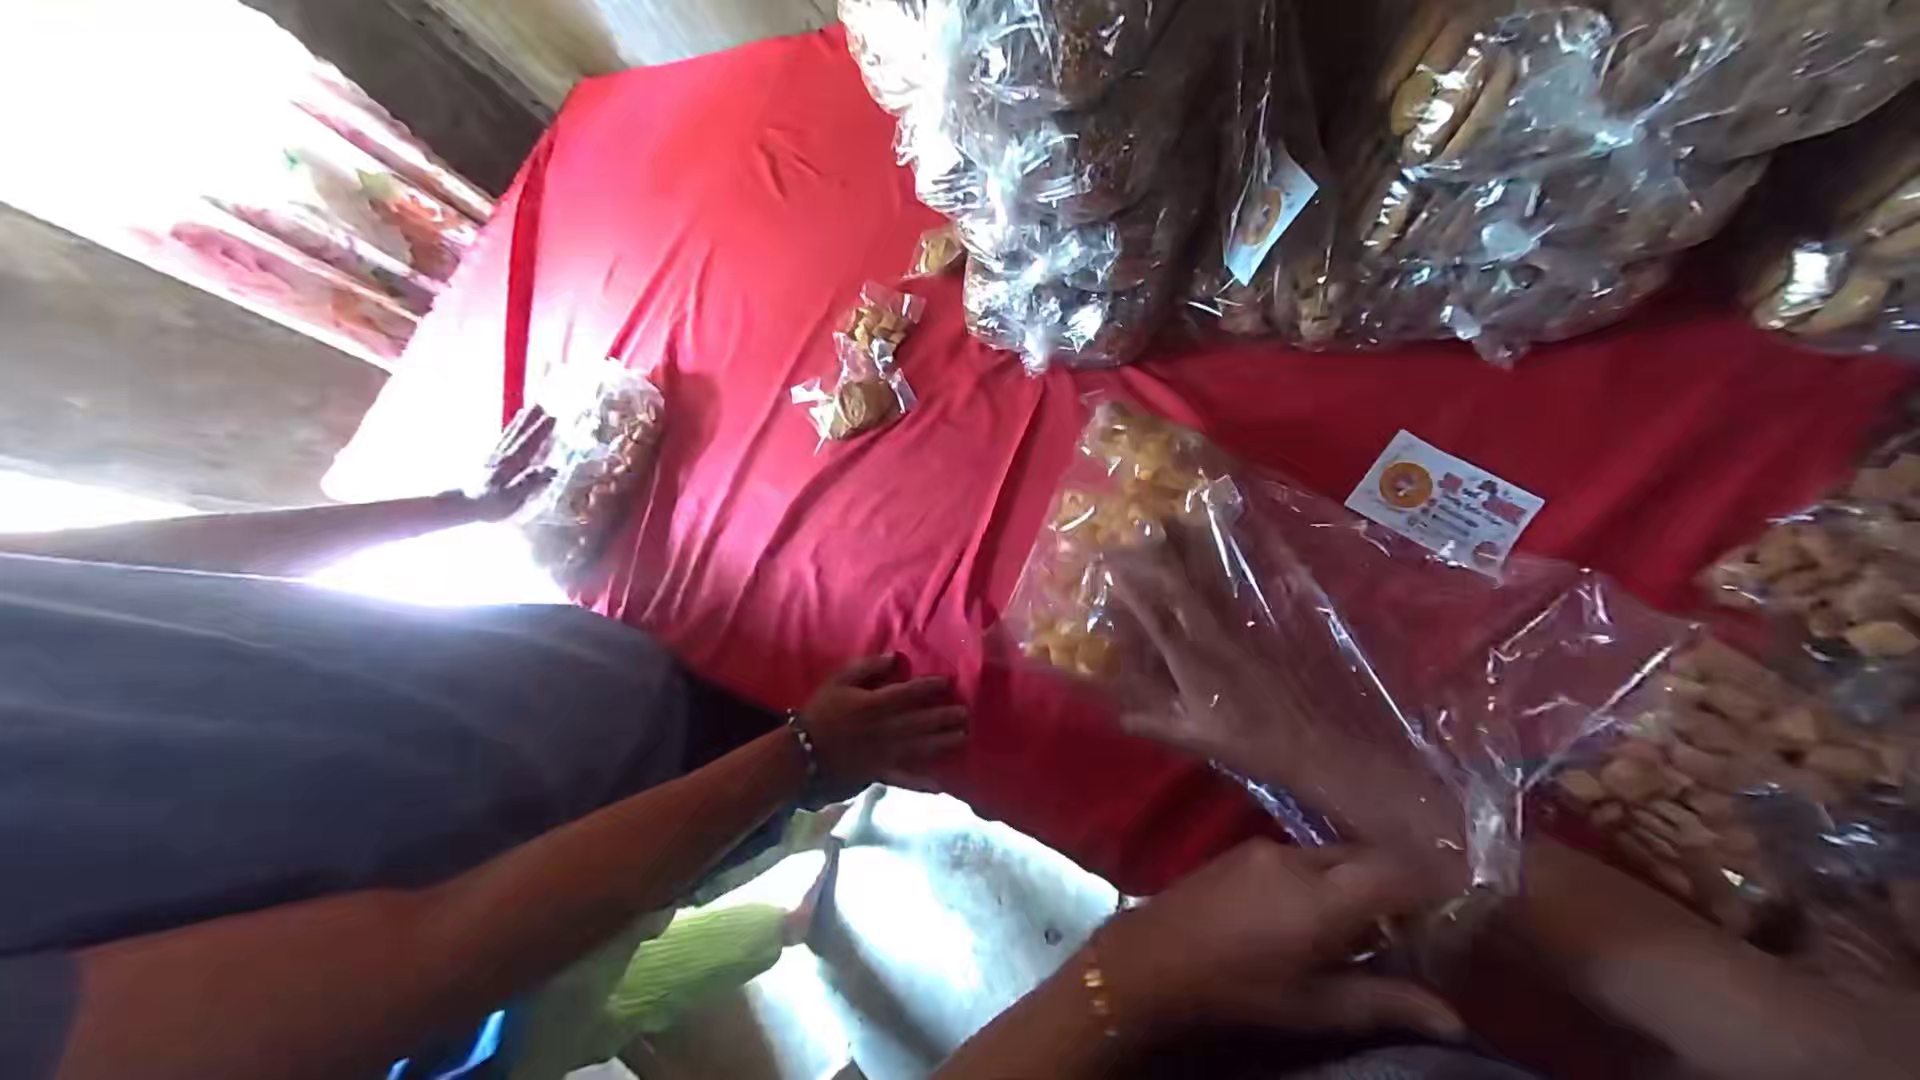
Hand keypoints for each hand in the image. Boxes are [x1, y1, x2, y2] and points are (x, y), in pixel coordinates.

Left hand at [470, 406, 557, 521]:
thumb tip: (552, 469)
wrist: (462, 505)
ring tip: (527, 410)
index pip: (529, 444)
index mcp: (512, 465)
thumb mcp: (514, 497)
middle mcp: (503, 457)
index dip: (541, 431)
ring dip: (519, 422)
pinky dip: (509, 431)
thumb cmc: (491, 505)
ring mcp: (495, 457)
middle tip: (540, 405)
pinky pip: (502, 440)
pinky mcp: (489, 460)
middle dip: (530, 421)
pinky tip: (512, 428)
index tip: (552, 418)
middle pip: (519, 435)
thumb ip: (531, 482)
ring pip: (509, 435)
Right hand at [798, 655, 967, 793]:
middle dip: (946, 716)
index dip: (931, 687)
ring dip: (944, 742)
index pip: (910, 693)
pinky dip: (922, 783)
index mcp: (877, 704)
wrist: (802, 751)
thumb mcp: (840, 679)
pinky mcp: (880, 772)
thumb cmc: (822, 711)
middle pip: (923, 721)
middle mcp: (887, 729)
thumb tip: (895, 658)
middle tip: (967, 713)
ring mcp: (886, 753)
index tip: (948, 682)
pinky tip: (940, 786)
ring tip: (964, 736)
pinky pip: (904, 779)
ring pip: (921, 747)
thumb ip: (868, 667)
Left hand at [1096, 840, 1464, 1040]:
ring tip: (1370, 921)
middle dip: (1396, 882)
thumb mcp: (1314, 1005)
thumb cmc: (1238, 987)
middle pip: (1363, 857)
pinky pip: (1300, 853)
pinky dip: (1324, 875)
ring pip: (1331, 854)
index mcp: (1320, 898)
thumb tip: (1454, 1017)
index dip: (1433, 882)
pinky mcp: (1243, 848)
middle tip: (1418, 921)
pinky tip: (1319, 907)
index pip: (1394, 871)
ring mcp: (1264, 847)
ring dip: (1357, 878)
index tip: (1460, 902)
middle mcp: (1295, 859)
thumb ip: (1385, 1002)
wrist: (1157, 952)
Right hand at [1109, 555, 1466, 879]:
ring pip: (1213, 584)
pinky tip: (1239, 544)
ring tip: (1180, 525)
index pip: (1155, 620)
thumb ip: (1157, 724)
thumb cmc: (1254, 746)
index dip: (1131, 591)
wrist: (1320, 745)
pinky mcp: (1269, 631)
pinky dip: (1236, 567)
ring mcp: (1245, 631)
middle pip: (1182, 589)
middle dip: (1159, 557)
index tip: (1111, 566)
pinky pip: (1246, 593)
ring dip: (1193, 553)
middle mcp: (1216, 638)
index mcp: (1194, 664)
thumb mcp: (1199, 740)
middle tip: (1143, 529)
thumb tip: (1118, 717)